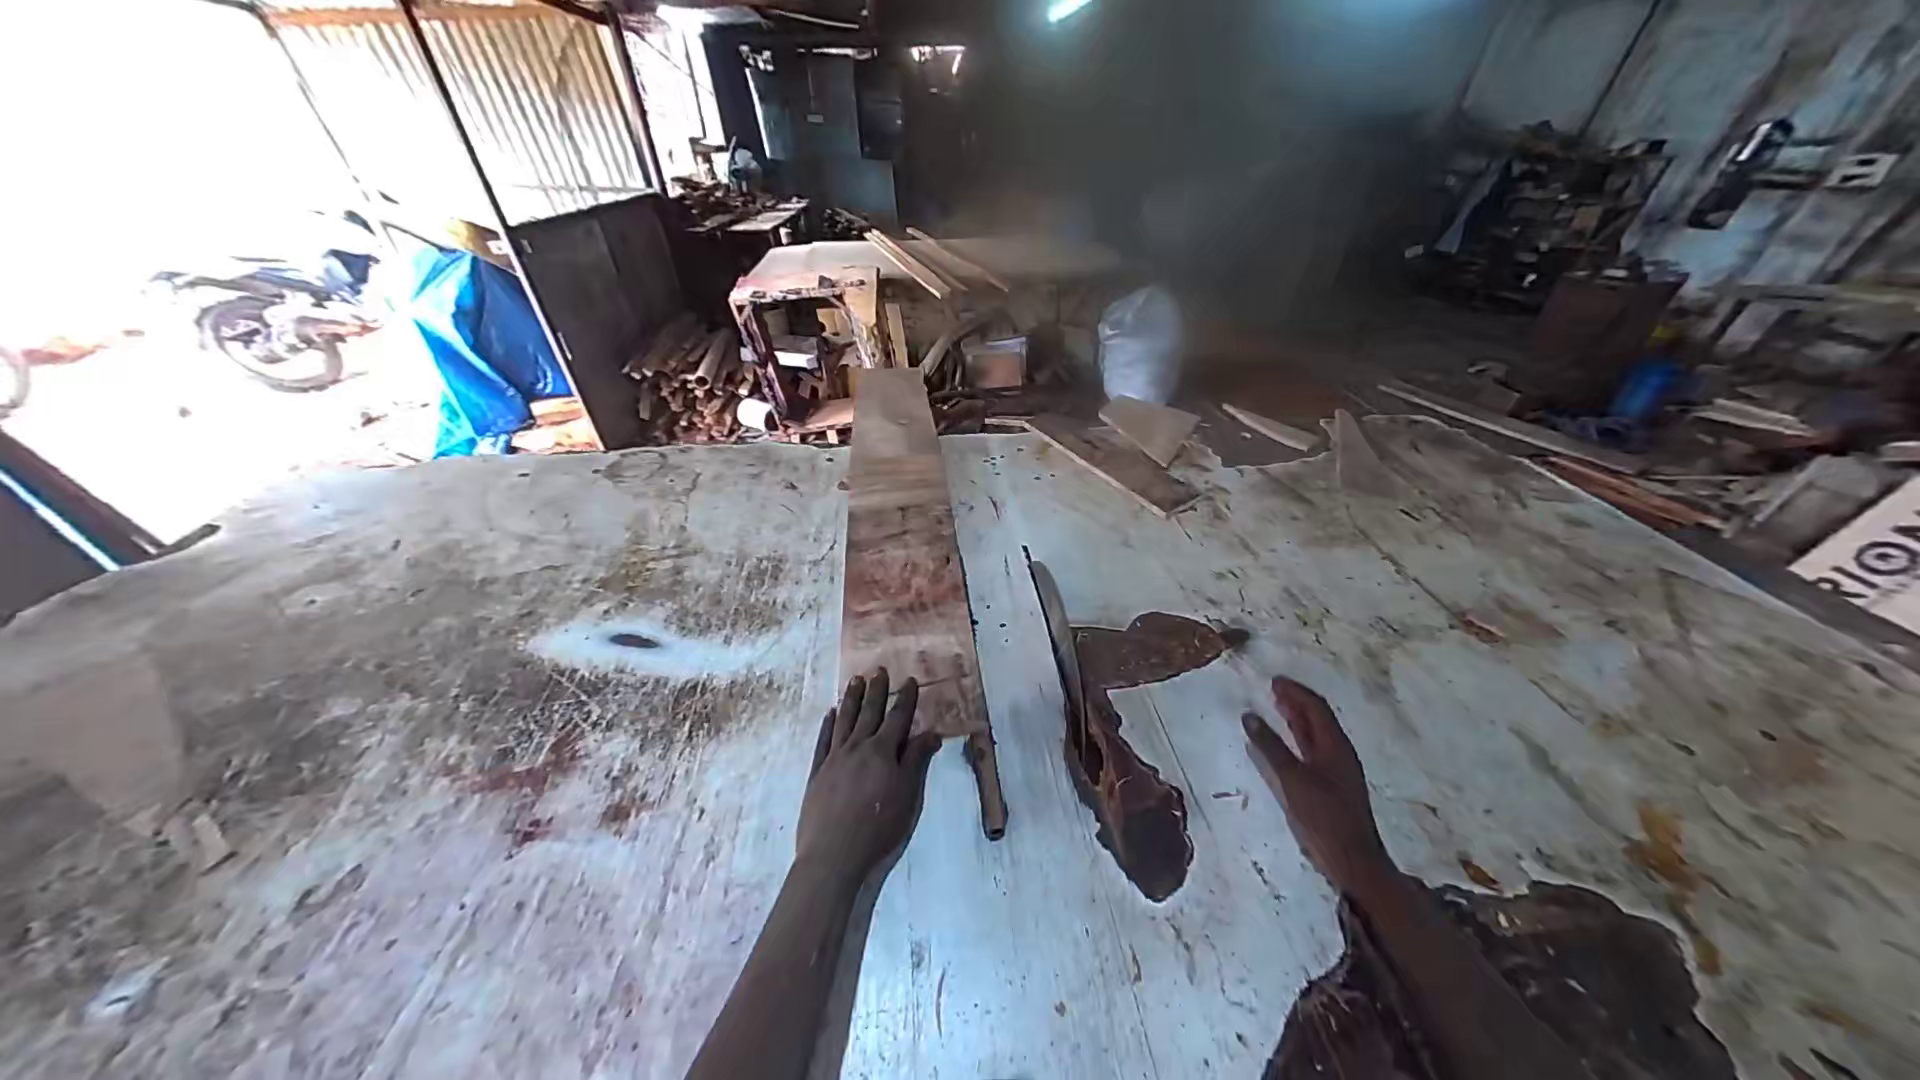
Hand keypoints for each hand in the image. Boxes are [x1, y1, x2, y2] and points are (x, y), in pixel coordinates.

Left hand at [796, 668, 941, 884]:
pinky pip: (824, 740)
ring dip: (851, 699)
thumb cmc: (878, 827)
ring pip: (844, 721)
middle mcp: (857, 747)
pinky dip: (828, 724)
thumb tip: (931, 732)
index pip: (898, 718)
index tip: (910, 680)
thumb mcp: (908, 795)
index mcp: (882, 752)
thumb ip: (917, 761)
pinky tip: (831, 714)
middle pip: (869, 713)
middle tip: (879, 670)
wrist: (834, 854)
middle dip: (877, 691)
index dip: (905, 699)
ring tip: (855, 681)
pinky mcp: (817, 773)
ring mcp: (834, 759)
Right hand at [1243, 676, 1395, 898]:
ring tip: (1277, 706)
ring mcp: (1336, 768)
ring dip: (1297, 717)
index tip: (1274, 681)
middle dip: (1296, 700)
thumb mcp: (1292, 778)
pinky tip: (1283, 740)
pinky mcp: (1330, 783)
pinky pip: (1312, 748)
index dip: (1296, 691)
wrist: (1353, 859)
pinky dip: (1297, 736)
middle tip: (1273, 689)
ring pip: (1316, 733)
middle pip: (1318, 718)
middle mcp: (1338, 752)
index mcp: (1335, 745)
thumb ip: (1270, 746)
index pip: (1316, 708)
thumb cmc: (1324, 815)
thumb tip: (1250, 716)